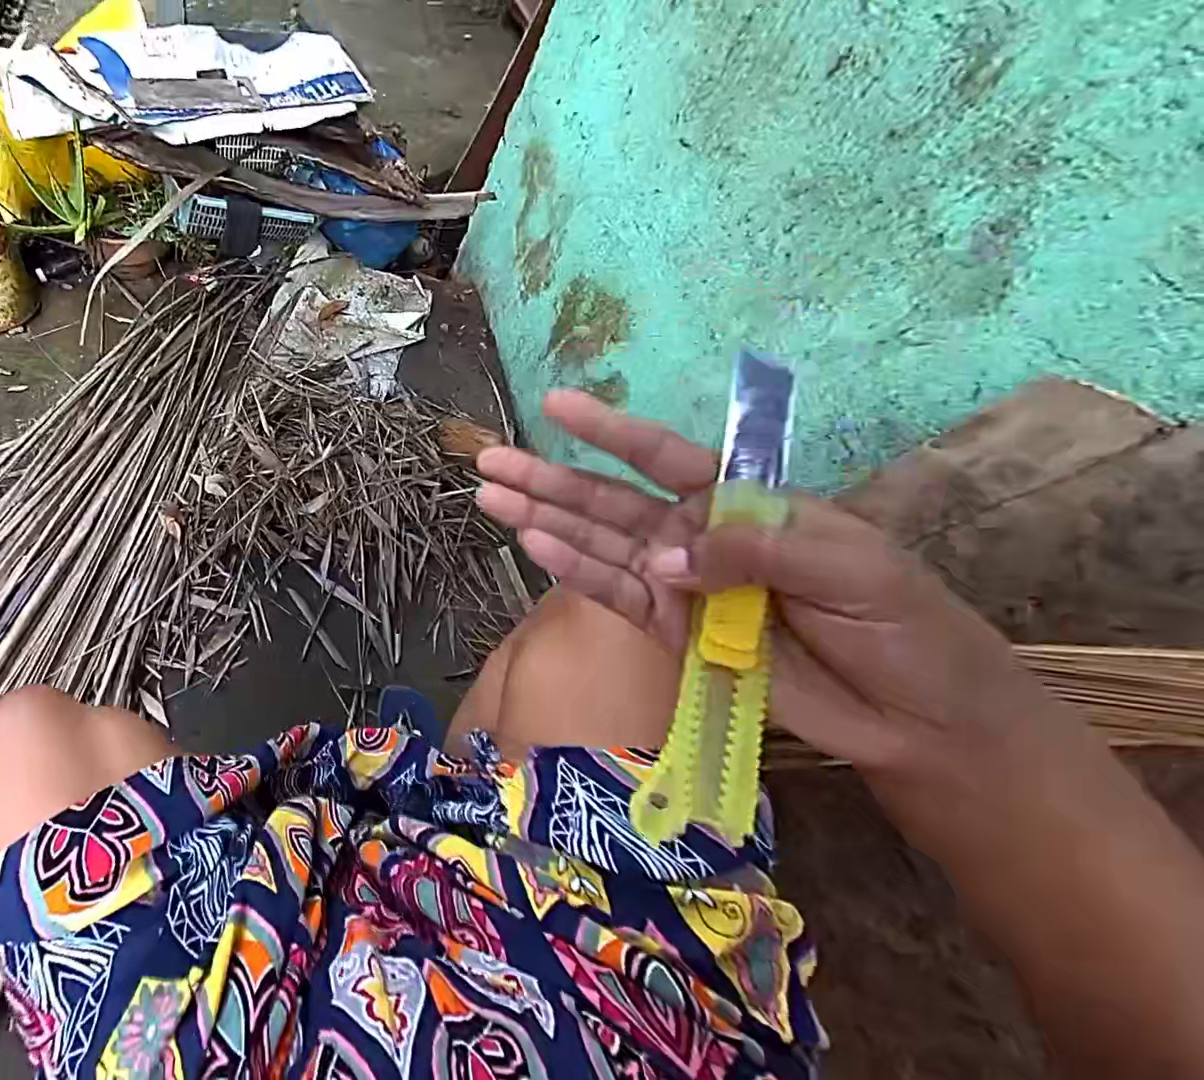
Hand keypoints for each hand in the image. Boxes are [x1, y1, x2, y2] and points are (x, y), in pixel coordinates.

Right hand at [474, 389, 1081, 785]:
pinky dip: (571, 571)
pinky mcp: (663, 628)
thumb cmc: (903, 626)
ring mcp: (672, 582)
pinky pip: (609, 593)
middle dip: (548, 478)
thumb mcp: (852, 569)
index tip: (556, 406)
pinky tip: (532, 546)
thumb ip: (756, 548)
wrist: (915, 719)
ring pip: (595, 542)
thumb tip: (662, 555)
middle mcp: (693, 535)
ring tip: (490, 499)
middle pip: (608, 500)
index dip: (608, 432)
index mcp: (740, 504)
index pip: (664, 457)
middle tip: (490, 462)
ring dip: (542, 520)